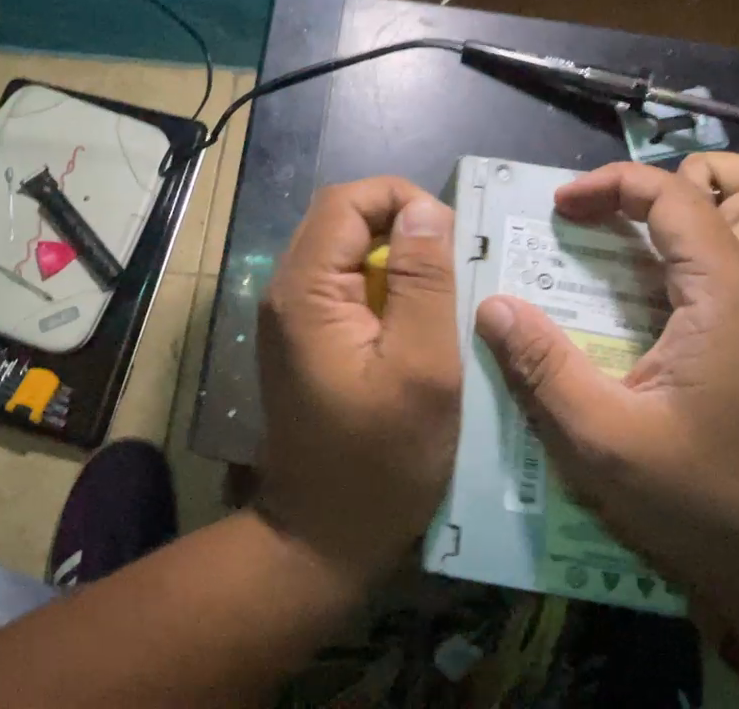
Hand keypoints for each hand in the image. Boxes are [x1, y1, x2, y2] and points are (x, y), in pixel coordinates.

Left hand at [256, 177, 461, 581]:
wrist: (323, 537)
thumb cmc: (381, 460)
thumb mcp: (422, 368)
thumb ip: (425, 282)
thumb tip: (425, 210)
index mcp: (306, 291)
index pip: (346, 201)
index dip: (400, 200)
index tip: (449, 236)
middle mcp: (286, 293)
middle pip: (340, 222)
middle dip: (400, 228)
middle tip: (453, 265)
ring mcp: (291, 319)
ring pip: (344, 254)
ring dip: (395, 261)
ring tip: (443, 293)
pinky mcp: (303, 341)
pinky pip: (343, 289)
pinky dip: (383, 291)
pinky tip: (417, 322)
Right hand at [474, 160, 738, 646]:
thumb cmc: (701, 505)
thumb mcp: (601, 440)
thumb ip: (542, 367)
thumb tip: (491, 306)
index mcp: (729, 295)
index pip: (676, 194)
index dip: (611, 184)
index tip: (558, 210)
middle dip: (684, 178)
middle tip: (622, 213)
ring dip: (701, 214)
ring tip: (636, 245)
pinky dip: (698, 261)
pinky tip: (649, 309)